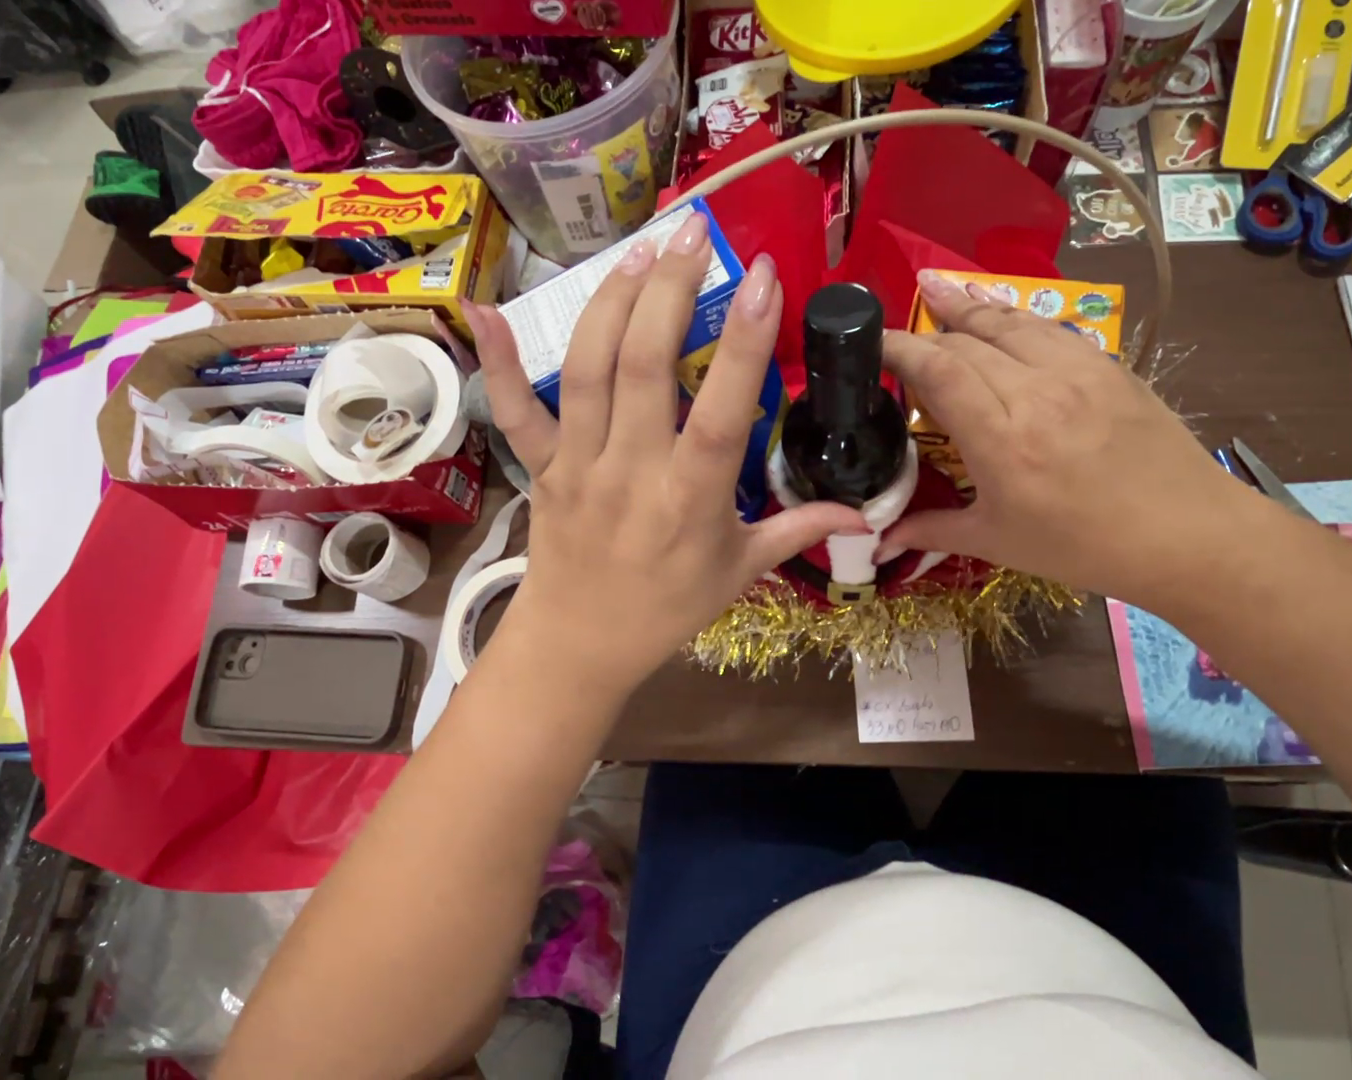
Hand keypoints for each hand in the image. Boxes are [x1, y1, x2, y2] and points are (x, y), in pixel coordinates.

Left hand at [466, 216, 866, 693]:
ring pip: (588, 371)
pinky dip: (498, 362)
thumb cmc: (667, 609)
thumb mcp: (740, 572)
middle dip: (670, 291)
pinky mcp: (540, 468)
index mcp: (691, 501)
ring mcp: (579, 465)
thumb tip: (866, 518)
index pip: (723, 413)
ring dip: (611, 303)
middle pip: (646, 368)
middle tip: (692, 232)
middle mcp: (632, 472)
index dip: (743, 342)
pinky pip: (514, 412)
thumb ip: (799, 531)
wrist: (580, 646)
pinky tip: (485, 309)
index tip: (763, 275)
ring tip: (639, 248)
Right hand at [878, 271, 1262, 606]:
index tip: (869, 344)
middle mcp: (1036, 391)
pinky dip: (1014, 317)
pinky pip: (1049, 328)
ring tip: (937, 287)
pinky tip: (1000, 314)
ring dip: (968, 305)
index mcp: (1002, 439)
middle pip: (968, 339)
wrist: (1186, 535)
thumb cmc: (1083, 546)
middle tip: (898, 337)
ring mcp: (1078, 372)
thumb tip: (878, 539)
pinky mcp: (1108, 367)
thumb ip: (933, 530)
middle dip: (927, 331)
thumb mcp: (998, 543)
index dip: (898, 347)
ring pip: (1010, 321)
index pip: (938, 369)